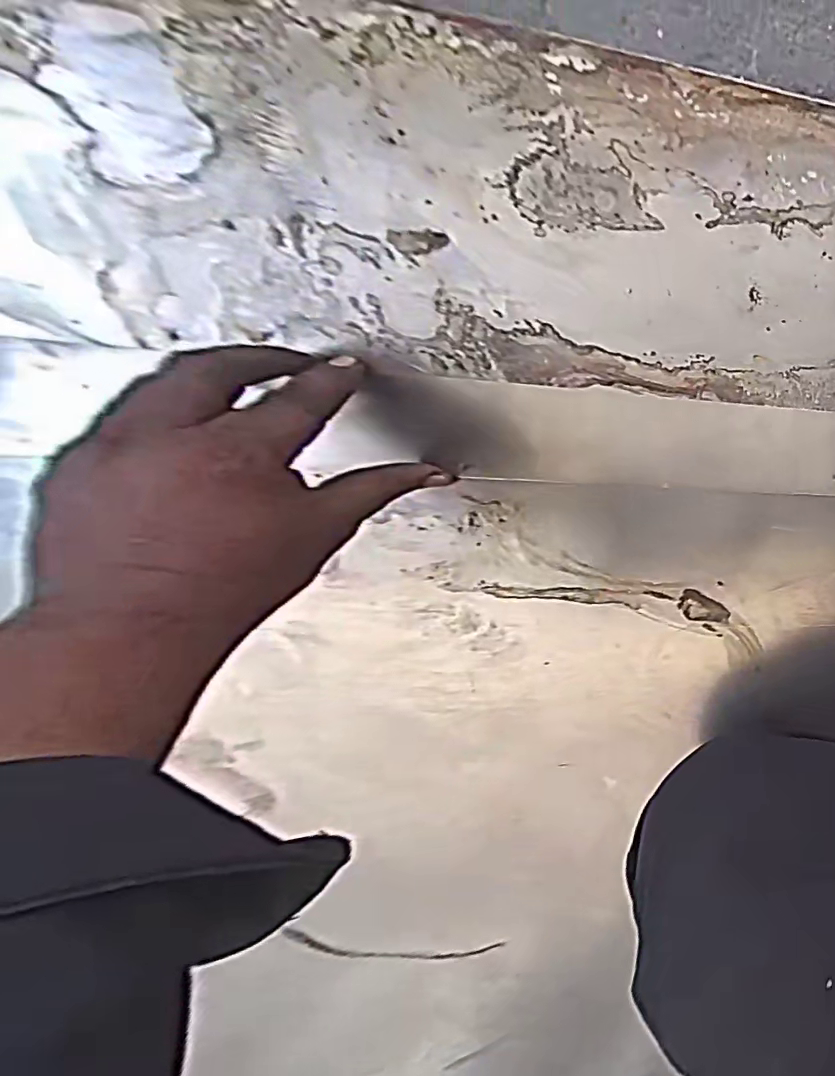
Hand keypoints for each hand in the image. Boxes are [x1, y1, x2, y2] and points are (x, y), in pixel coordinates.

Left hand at [0, 346, 448, 761]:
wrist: (134, 624)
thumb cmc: (226, 586)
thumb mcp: (322, 528)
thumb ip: (377, 487)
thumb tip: (426, 473)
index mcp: (236, 452)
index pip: (299, 398)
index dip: (331, 378)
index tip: (346, 368)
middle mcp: (166, 438)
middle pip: (214, 369)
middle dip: (262, 357)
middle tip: (292, 360)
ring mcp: (111, 447)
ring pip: (157, 382)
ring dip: (205, 375)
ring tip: (236, 380)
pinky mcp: (74, 465)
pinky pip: (118, 414)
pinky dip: (160, 408)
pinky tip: (181, 424)